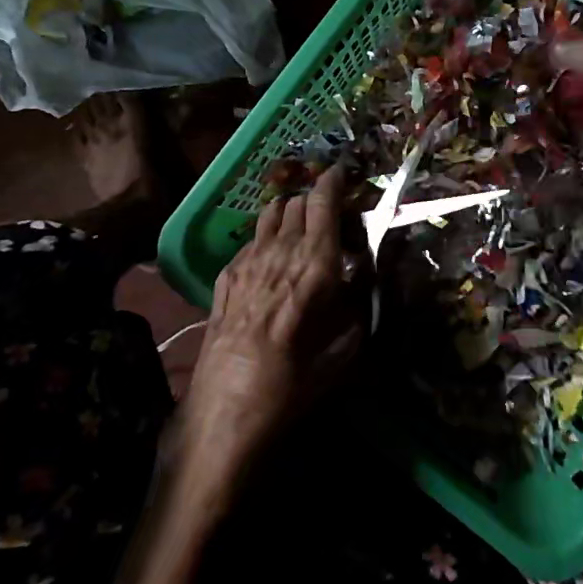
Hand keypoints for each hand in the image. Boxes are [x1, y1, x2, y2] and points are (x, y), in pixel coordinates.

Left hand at [181, 165, 363, 470]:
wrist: (223, 411)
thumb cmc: (290, 387)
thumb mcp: (340, 356)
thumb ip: (354, 314)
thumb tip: (358, 287)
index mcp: (313, 268)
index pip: (322, 205)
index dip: (333, 182)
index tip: (343, 172)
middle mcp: (279, 254)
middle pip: (296, 203)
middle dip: (314, 197)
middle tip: (329, 207)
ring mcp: (246, 263)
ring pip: (269, 214)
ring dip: (288, 210)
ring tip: (300, 221)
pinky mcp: (224, 277)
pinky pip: (249, 241)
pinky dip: (265, 236)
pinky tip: (271, 255)